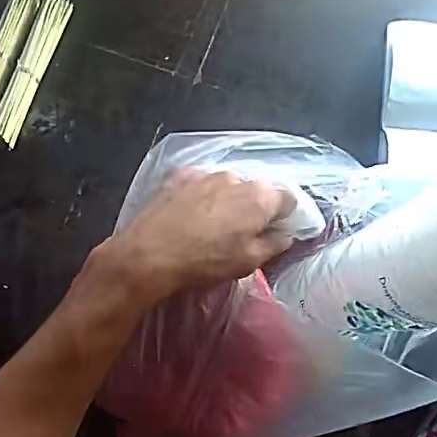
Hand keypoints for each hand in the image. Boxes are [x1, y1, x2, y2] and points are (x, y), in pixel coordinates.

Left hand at [90, 167, 295, 303]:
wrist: (148, 255)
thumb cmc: (205, 262)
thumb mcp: (248, 262)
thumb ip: (274, 244)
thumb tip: (286, 235)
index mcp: (260, 195)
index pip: (287, 200)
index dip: (285, 217)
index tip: (276, 233)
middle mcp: (235, 176)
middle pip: (255, 191)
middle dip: (253, 209)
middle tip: (242, 235)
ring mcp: (204, 174)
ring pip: (226, 187)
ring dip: (225, 203)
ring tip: (212, 228)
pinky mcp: (177, 178)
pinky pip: (198, 186)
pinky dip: (200, 198)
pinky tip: (190, 218)